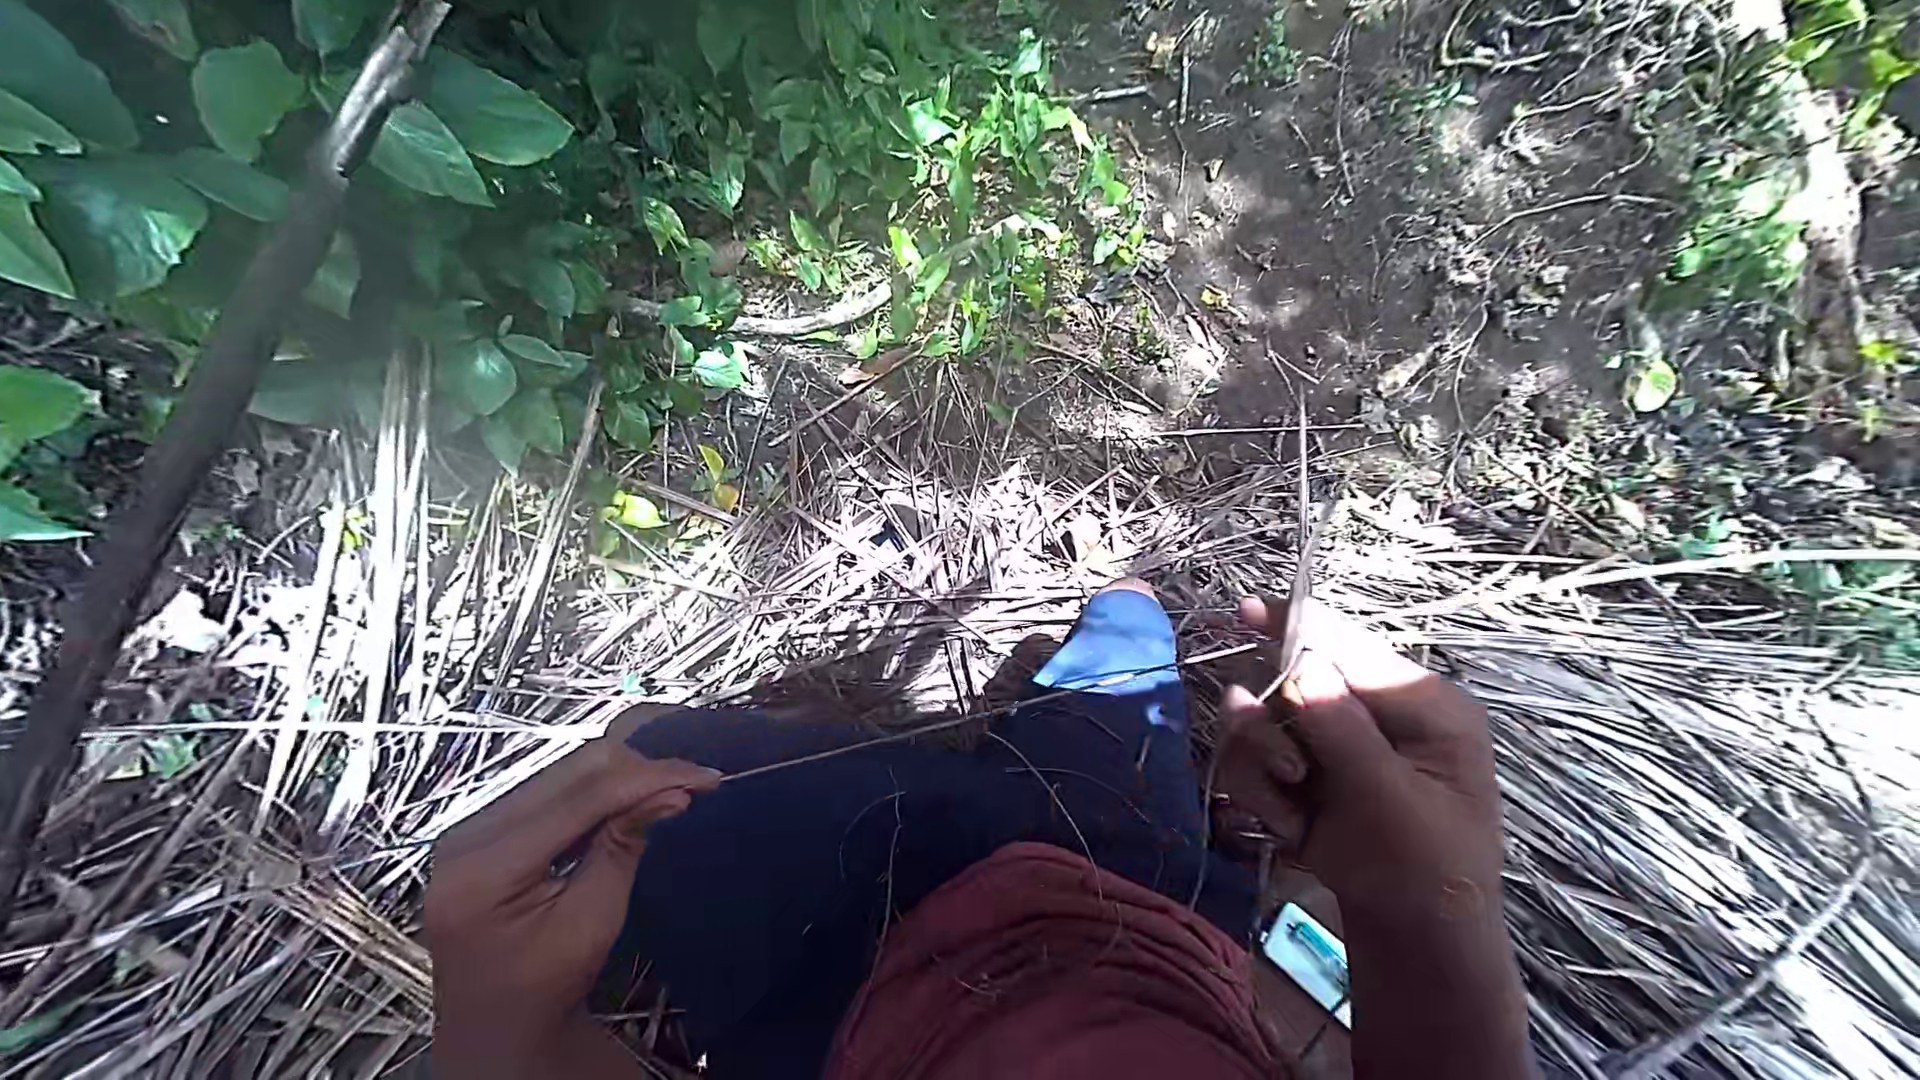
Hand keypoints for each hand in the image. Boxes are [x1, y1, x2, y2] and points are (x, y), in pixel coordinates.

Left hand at [424, 736, 720, 1076]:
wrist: (496, 1025)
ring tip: (667, 792)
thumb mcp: (593, 919)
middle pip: (575, 770)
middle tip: (693, 785)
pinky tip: (632, 801)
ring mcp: (475, 824)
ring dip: (627, 775)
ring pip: (571, 768)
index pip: (583, 797)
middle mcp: (470, 834)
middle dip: (642, 771)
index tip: (705, 777)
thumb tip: (676, 791)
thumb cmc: (546, 984)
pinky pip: (559, 784)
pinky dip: (605, 786)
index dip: (650, 778)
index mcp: (485, 869)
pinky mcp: (490, 823)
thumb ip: (625, 845)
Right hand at [1218, 598, 1504, 928]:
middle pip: (1287, 677)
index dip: (1295, 624)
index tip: (1247, 612)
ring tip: (1288, 800)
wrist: (1408, 929)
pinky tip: (1289, 821)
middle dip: (1270, 725)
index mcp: (1415, 701)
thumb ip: (1347, 734)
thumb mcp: (1394, 801)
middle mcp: (1366, 705)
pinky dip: (1258, 787)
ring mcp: (1325, 731)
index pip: (1347, 644)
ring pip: (1257, 715)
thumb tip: (1305, 668)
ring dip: (1261, 761)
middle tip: (1287, 771)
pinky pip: (1247, 751)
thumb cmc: (1425, 867)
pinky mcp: (1293, 757)